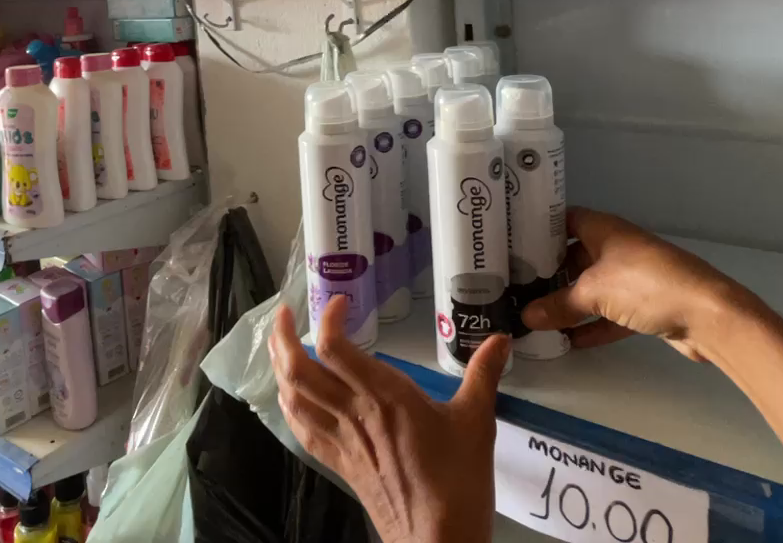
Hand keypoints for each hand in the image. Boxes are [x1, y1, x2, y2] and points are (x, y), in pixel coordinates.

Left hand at [270, 295, 509, 542]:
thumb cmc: (458, 480)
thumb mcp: (476, 421)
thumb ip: (484, 374)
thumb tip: (502, 337)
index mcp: (383, 396)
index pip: (334, 348)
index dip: (328, 319)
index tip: (340, 301)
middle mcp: (353, 413)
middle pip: (299, 370)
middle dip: (283, 337)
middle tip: (286, 313)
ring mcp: (341, 441)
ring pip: (293, 397)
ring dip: (280, 367)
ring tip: (282, 343)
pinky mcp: (339, 464)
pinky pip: (301, 429)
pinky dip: (289, 404)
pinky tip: (291, 393)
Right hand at [521, 208, 754, 361]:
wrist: (707, 315)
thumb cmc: (644, 283)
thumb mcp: (593, 292)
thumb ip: (558, 305)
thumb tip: (524, 316)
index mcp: (601, 228)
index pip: (562, 220)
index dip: (537, 229)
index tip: (510, 244)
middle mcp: (614, 246)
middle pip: (573, 256)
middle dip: (548, 272)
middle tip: (515, 286)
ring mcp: (630, 276)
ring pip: (590, 287)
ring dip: (568, 303)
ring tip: (535, 317)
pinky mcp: (644, 305)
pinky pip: (608, 313)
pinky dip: (591, 325)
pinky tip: (568, 342)